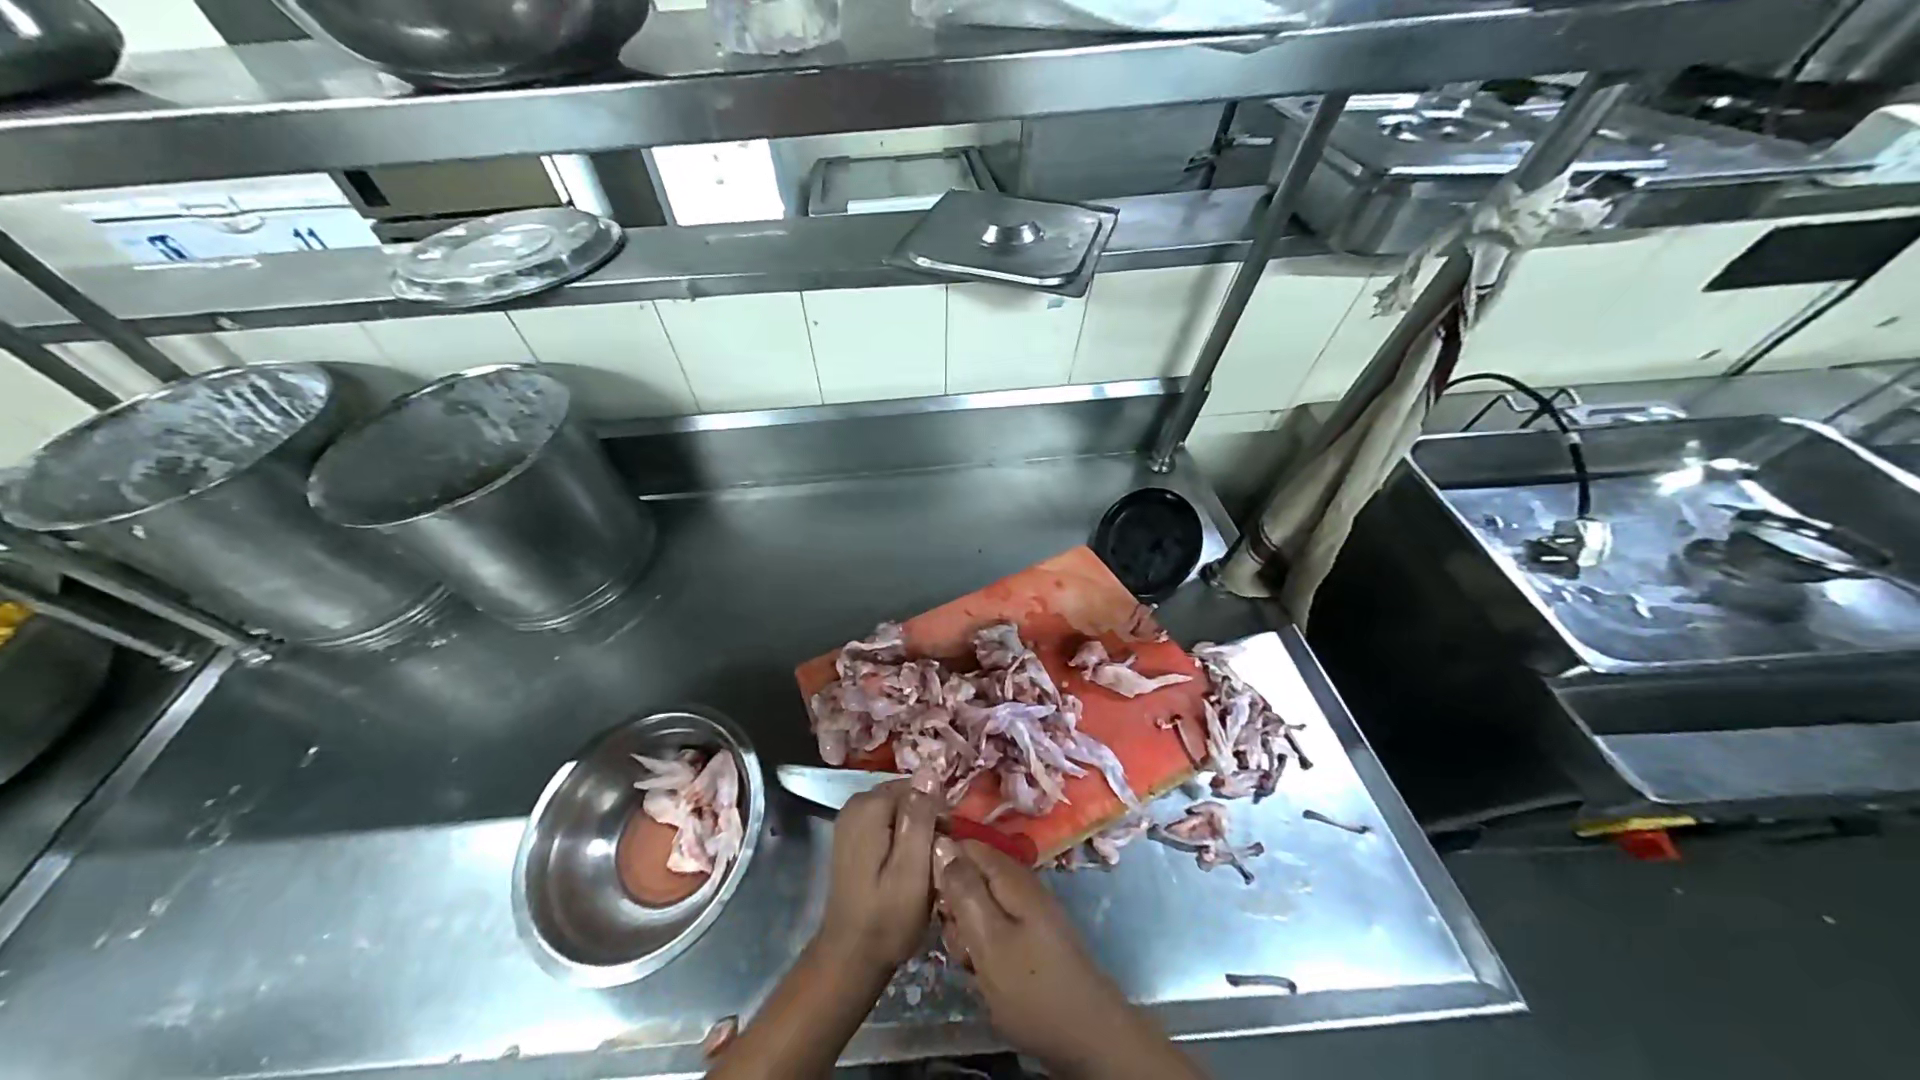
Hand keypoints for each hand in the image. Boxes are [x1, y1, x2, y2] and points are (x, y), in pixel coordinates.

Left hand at [816, 780, 937, 973]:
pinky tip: (907, 868)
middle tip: (935, 861)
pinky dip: (901, 840)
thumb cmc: (887, 917)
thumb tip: (929, 771)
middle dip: (926, 823)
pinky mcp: (852, 836)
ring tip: (924, 867)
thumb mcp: (913, 868)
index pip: (919, 788)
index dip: (938, 815)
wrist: (851, 956)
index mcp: (869, 806)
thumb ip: (920, 818)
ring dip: (916, 833)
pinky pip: (888, 824)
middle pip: (908, 797)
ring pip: (899, 811)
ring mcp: (850, 820)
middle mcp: (855, 804)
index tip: (946, 847)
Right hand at [936, 840, 1204, 1079]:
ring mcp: (1026, 909)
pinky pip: (994, 927)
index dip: (940, 863)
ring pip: (978, 905)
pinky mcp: (1029, 934)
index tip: (927, 896)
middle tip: (958, 941)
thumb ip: (963, 889)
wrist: (1087, 1035)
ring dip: (966, 931)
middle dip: (953, 905)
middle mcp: (1019, 884)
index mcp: (1011, 875)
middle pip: (970, 876)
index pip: (965, 844)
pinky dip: (982, 946)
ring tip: (972, 963)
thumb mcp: (988, 938)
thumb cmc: (1032, 986)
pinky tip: (984, 971)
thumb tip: (941, 842)